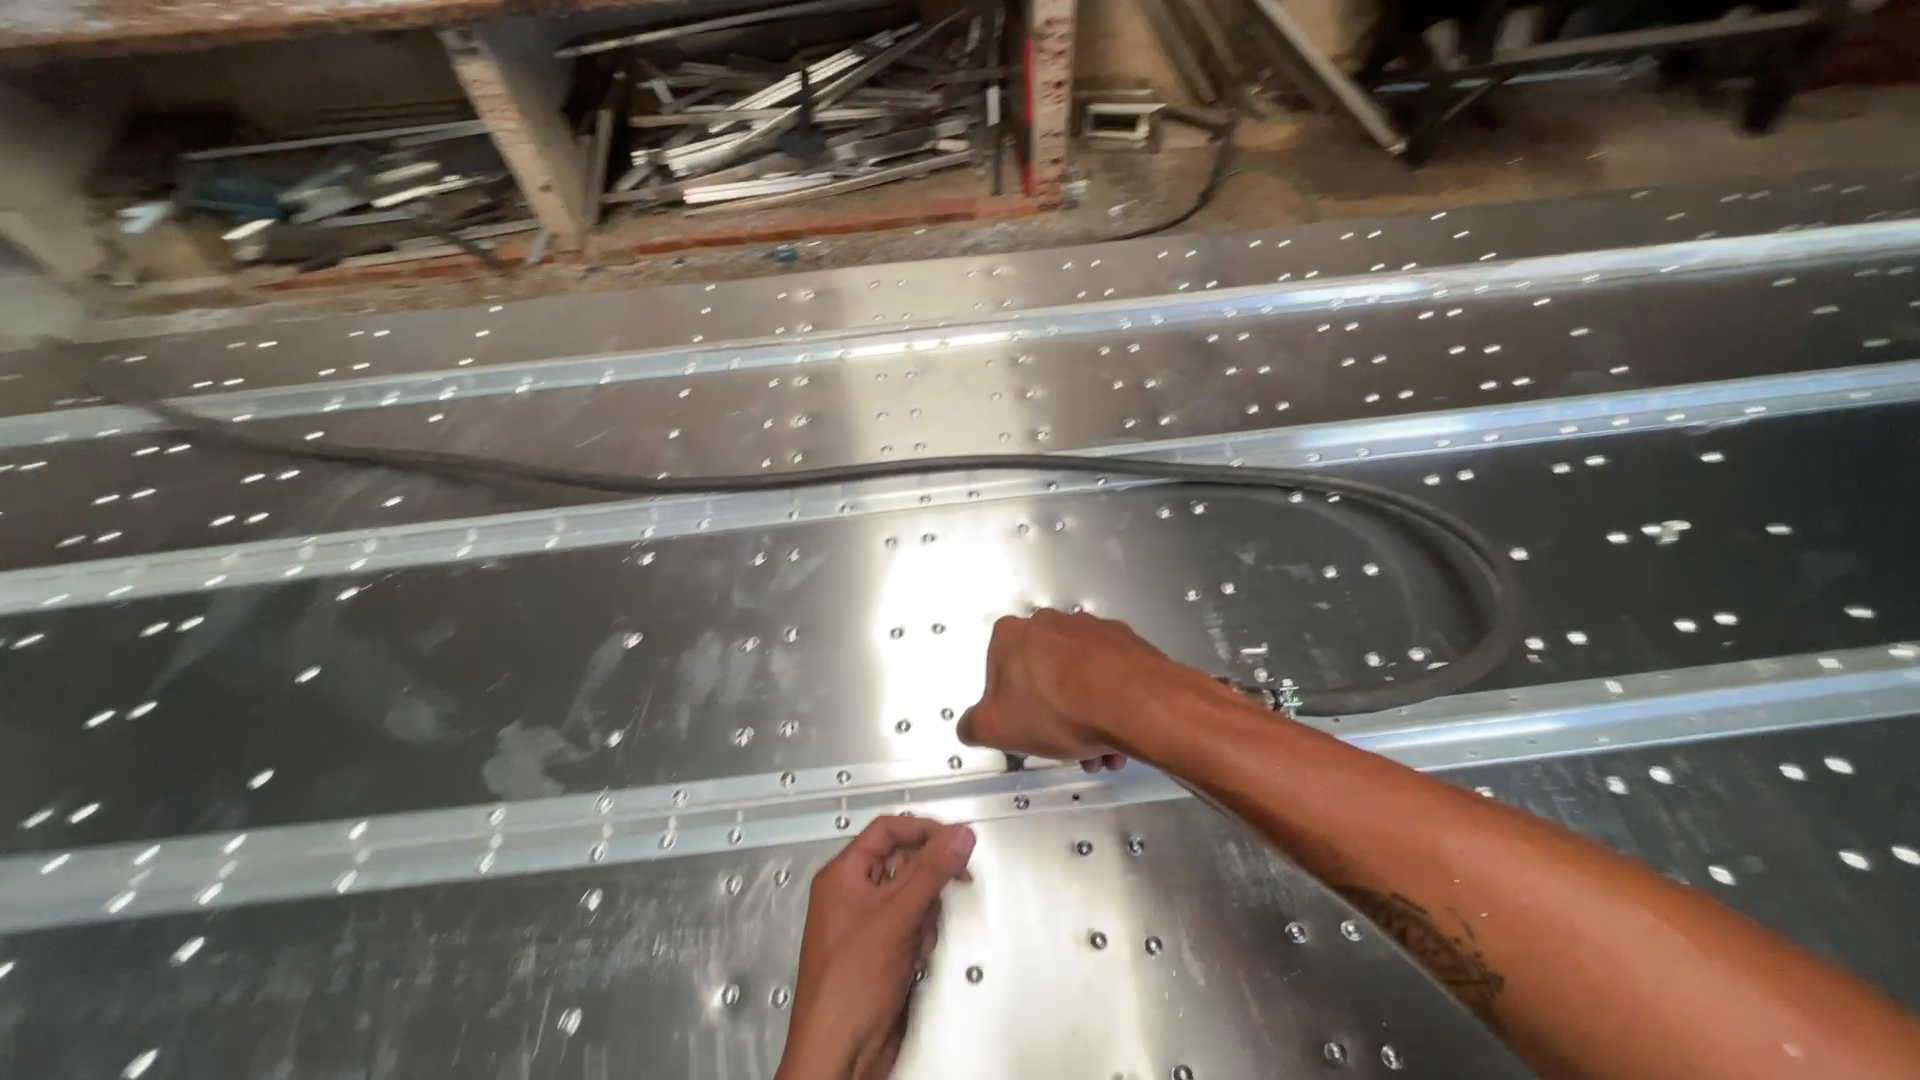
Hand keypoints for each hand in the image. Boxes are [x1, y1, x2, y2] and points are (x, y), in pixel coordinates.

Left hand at [776, 816, 976, 1079]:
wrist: (842, 1050)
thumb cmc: (846, 989)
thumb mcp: (898, 915)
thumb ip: (932, 870)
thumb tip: (956, 837)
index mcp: (842, 875)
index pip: (888, 830)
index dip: (924, 830)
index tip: (954, 839)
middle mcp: (851, 895)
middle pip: (904, 862)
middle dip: (927, 881)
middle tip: (948, 884)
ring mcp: (866, 923)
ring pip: (912, 895)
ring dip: (925, 914)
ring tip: (918, 935)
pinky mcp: (881, 949)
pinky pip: (912, 924)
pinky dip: (921, 936)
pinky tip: (915, 955)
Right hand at [957, 609, 1222, 771]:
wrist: (1132, 702)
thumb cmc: (1057, 710)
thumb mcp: (994, 730)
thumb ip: (973, 726)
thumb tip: (971, 727)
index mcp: (1011, 634)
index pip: (998, 673)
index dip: (1010, 707)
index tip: (1024, 730)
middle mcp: (1051, 622)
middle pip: (1041, 677)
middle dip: (1052, 715)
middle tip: (1063, 747)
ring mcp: (1092, 629)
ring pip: (1078, 679)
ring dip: (1083, 715)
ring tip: (1097, 750)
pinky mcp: (1127, 642)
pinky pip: (1110, 676)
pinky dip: (1109, 703)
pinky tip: (1116, 734)